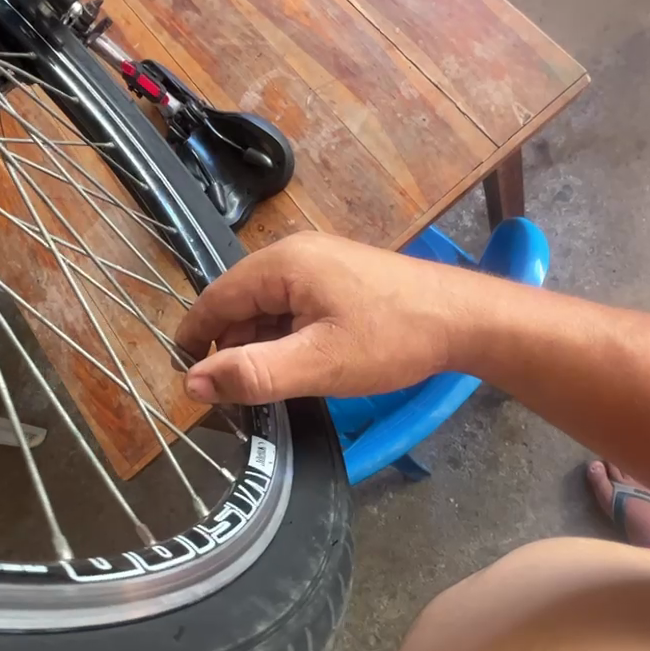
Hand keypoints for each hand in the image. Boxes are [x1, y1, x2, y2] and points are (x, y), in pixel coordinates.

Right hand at [173, 233, 481, 404]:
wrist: (466, 319)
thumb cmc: (392, 339)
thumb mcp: (318, 363)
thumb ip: (253, 373)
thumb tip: (191, 384)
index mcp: (281, 265)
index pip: (215, 300)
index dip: (193, 338)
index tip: (183, 377)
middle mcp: (294, 255)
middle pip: (239, 303)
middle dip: (229, 347)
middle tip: (232, 395)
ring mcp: (318, 263)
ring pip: (266, 307)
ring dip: (259, 345)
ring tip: (267, 386)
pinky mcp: (338, 277)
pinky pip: (292, 306)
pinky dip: (284, 336)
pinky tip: (298, 364)